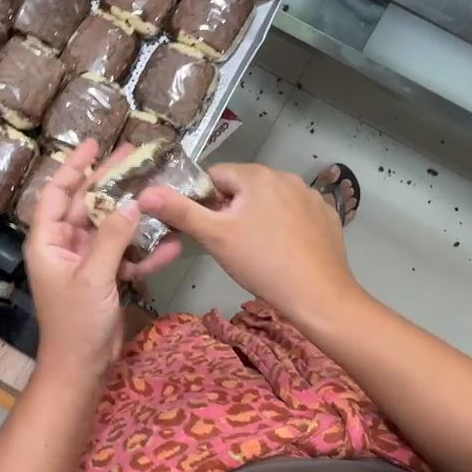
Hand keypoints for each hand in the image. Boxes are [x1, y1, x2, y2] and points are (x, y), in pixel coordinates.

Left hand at [24, 141, 181, 379]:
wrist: (82, 368)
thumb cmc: (77, 322)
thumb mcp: (94, 276)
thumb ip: (113, 237)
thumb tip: (132, 202)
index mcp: (48, 240)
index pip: (57, 192)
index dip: (74, 166)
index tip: (94, 144)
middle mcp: (64, 245)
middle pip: (87, 203)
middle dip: (110, 180)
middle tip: (135, 154)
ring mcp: (85, 261)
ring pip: (110, 226)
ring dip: (133, 212)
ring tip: (159, 187)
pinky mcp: (105, 277)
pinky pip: (125, 255)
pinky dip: (145, 251)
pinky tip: (172, 243)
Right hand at [139, 162, 365, 321]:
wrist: (320, 296)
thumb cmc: (261, 263)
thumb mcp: (214, 237)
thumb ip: (179, 211)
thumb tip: (144, 192)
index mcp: (256, 175)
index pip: (214, 176)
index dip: (202, 200)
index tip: (204, 228)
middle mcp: (286, 176)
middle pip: (243, 186)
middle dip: (230, 208)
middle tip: (226, 242)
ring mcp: (310, 195)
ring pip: (269, 199)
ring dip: (257, 215)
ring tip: (255, 249)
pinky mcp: (327, 215)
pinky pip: (294, 212)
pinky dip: (284, 225)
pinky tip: (283, 250)